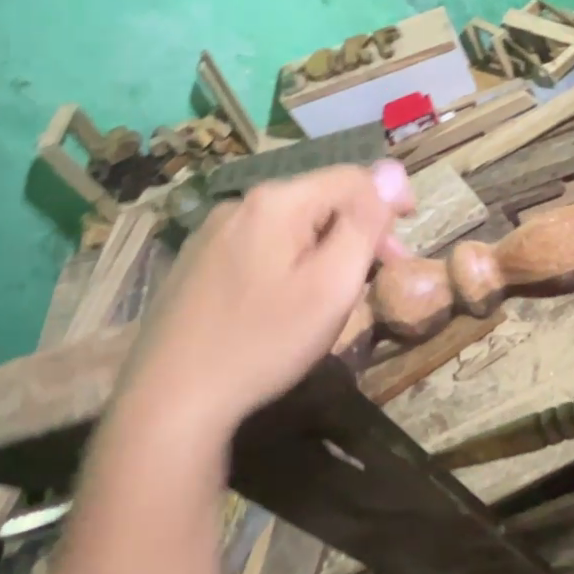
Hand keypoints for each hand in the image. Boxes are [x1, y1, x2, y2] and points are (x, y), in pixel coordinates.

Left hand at [121, 161, 415, 437]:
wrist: (169, 402)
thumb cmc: (264, 343)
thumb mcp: (332, 286)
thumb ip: (365, 225)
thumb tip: (393, 171)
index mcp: (277, 202)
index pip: (353, 177)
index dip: (390, 201)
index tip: (405, 245)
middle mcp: (241, 204)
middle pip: (321, 199)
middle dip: (359, 230)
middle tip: (379, 276)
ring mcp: (212, 233)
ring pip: (291, 223)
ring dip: (325, 247)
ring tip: (333, 295)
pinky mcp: (196, 262)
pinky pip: (261, 244)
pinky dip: (290, 260)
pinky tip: (285, 302)